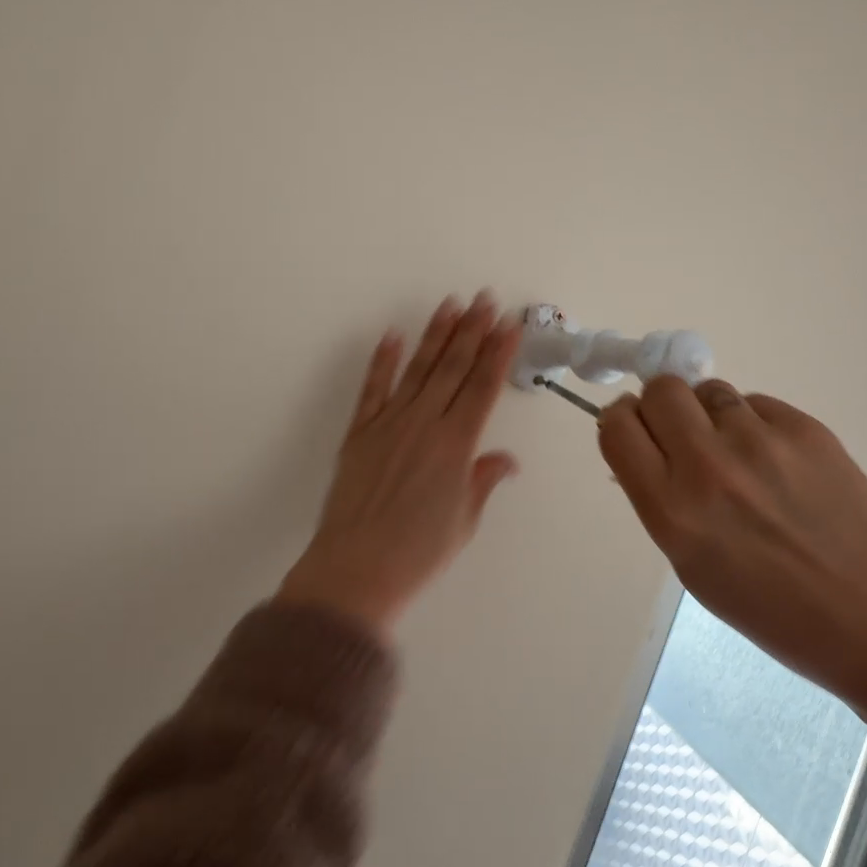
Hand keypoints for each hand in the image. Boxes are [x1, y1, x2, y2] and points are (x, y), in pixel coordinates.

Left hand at [278, 292, 522, 631]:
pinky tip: (392, 336)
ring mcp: (388, 423)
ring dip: (435, 335)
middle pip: (453, 368)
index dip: (498, 354)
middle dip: (472, 331)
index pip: (483, 388)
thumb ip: (482, 481)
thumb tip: (504, 459)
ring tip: (450, 304)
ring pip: (418, 369)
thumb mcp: (463, 521)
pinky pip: (373, 388)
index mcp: (456, 445)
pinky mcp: (359, 432)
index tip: (509, 325)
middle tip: (485, 299)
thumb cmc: (418, 552)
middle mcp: (425, 424)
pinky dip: (383, 361)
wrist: (357, 567)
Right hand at [598, 377, 866, 706]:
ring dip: (708, 414)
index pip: (617, 428)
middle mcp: (708, 466)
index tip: (632, 431)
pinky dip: (754, 425)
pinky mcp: (806, 428)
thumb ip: (662, 503)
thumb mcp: (694, 568)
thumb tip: (648, 455)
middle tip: (679, 435)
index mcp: (672, 512)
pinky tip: (777, 464)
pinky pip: (756, 404)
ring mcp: (761, 441)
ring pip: (709, 390)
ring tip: (736, 454)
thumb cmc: (775, 612)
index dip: (619, 422)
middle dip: (660, 406)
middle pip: (660, 390)